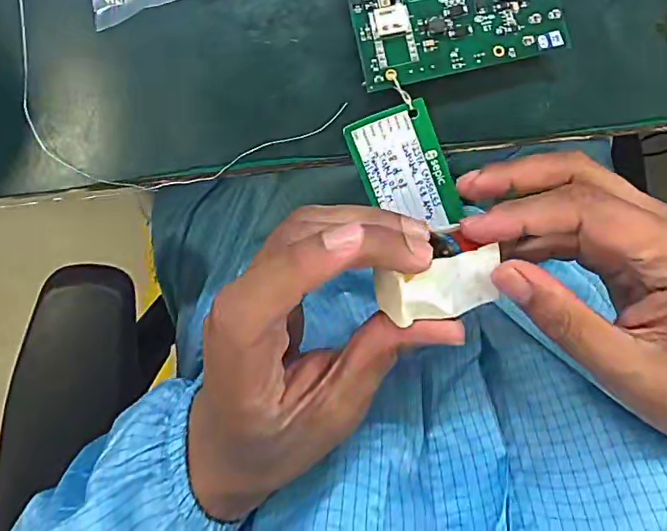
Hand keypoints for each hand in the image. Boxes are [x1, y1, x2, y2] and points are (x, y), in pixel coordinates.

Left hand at [189, 205, 465, 519]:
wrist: (221, 445)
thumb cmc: (268, 442)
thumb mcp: (328, 414)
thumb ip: (376, 357)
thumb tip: (445, 324)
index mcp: (242, 327)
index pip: (287, 267)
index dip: (338, 249)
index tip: (398, 245)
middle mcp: (240, 288)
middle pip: (301, 233)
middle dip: (366, 229)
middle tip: (425, 244)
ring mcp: (250, 274)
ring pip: (305, 224)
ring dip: (361, 221)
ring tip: (413, 237)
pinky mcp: (266, 271)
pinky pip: (306, 234)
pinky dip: (348, 228)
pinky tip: (381, 238)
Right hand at [457, 155, 666, 492]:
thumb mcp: (629, 373)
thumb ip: (565, 320)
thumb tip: (502, 273)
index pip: (582, 209)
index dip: (523, 214)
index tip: (475, 230)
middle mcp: (660, 224)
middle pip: (578, 174)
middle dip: (517, 177)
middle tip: (467, 189)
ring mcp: (647, 226)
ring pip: (575, 184)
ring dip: (523, 191)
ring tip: (475, 208)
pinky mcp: (632, 239)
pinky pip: (578, 213)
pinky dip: (537, 220)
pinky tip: (507, 240)